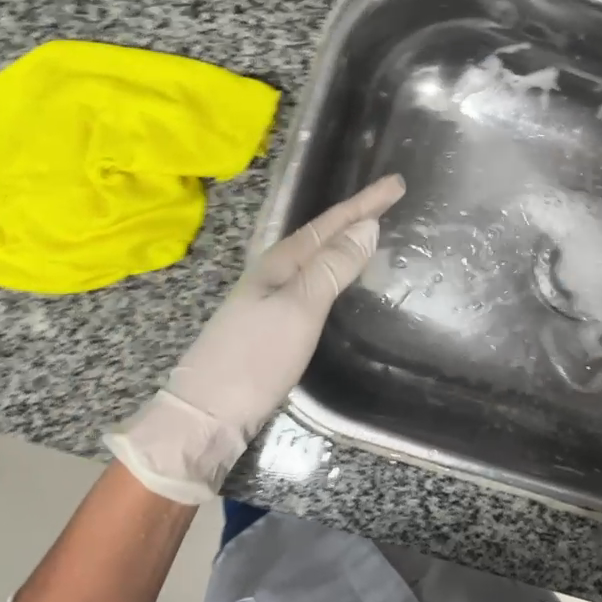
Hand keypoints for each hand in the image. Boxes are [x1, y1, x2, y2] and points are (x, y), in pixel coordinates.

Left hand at [106, 174, 405, 502]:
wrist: (205, 417)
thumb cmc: (253, 360)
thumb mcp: (299, 310)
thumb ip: (332, 268)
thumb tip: (367, 227)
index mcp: (279, 264)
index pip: (330, 224)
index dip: (364, 203)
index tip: (397, 183)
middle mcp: (273, 275)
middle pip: (322, 236)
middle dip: (356, 216)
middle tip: (391, 200)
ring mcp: (270, 301)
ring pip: (317, 259)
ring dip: (345, 242)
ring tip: (373, 230)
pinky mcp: (273, 327)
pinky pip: (313, 284)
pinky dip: (334, 272)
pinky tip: (342, 279)